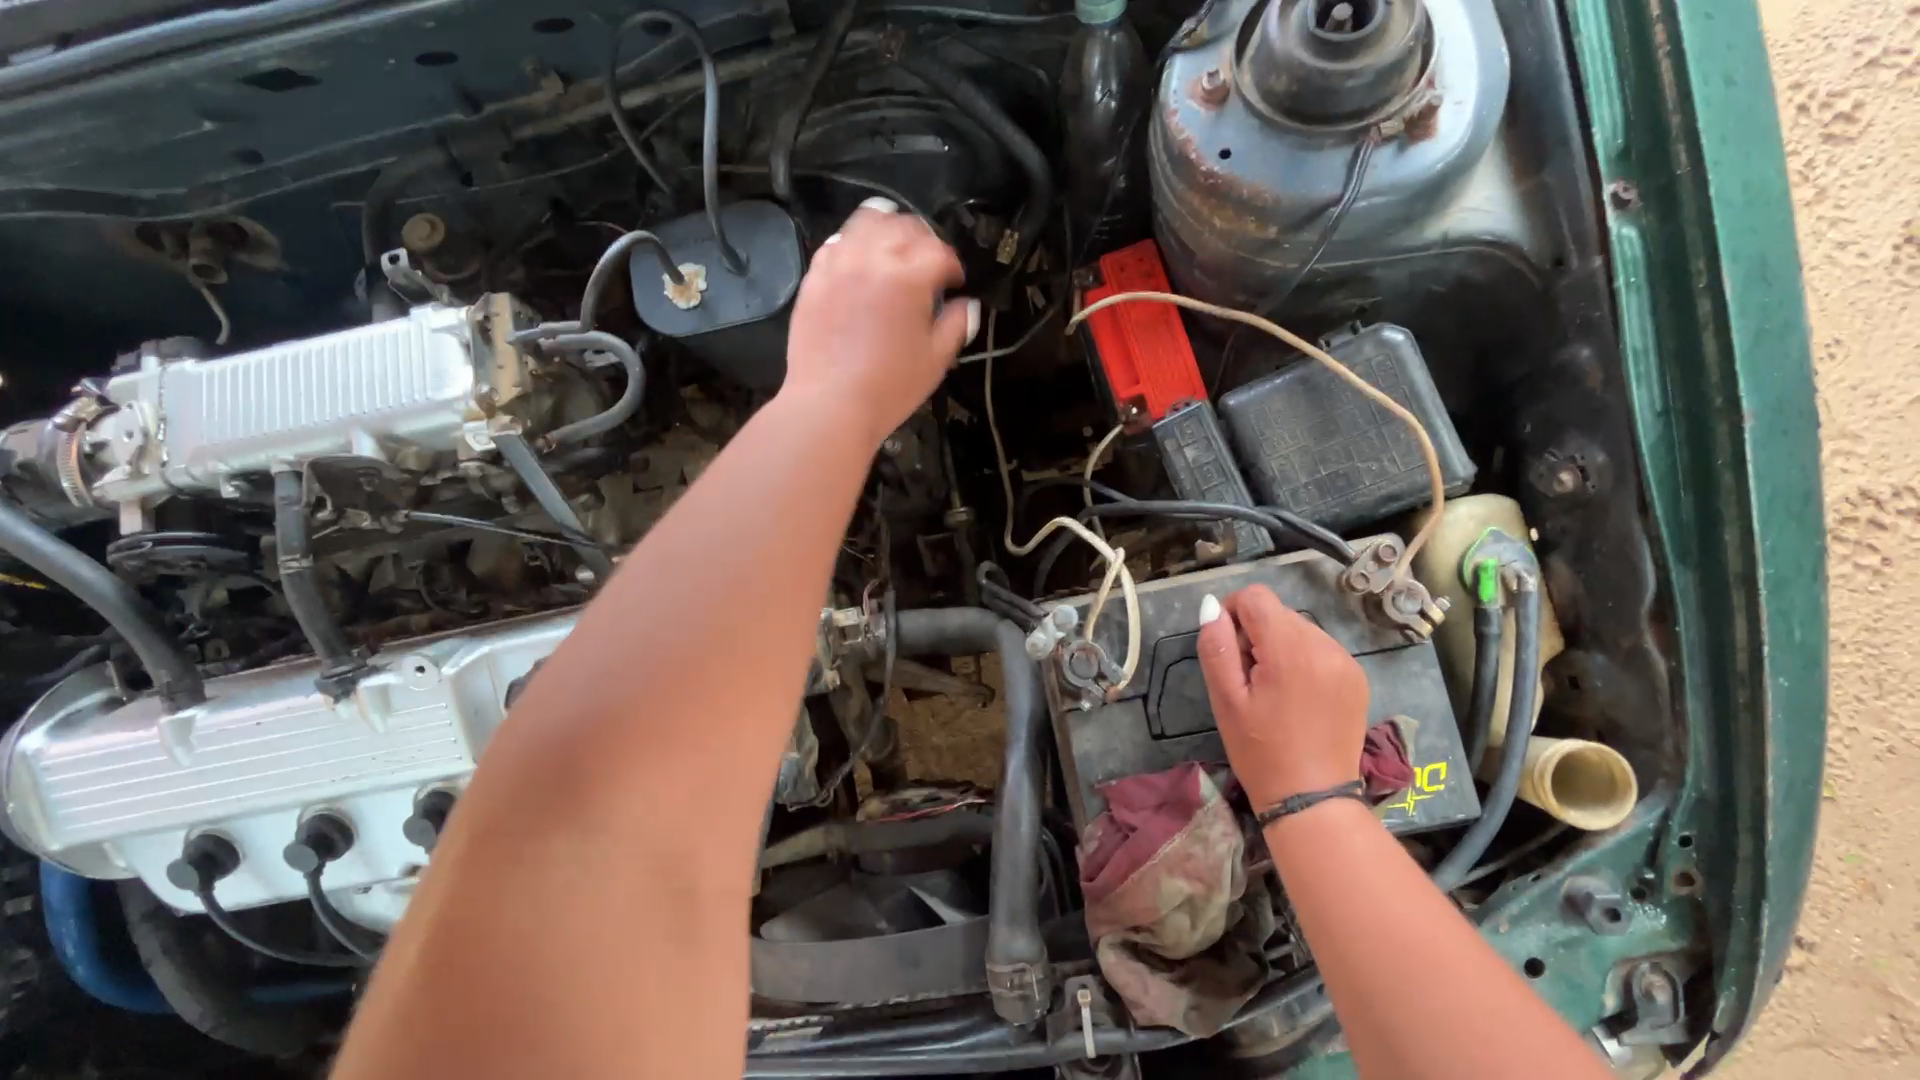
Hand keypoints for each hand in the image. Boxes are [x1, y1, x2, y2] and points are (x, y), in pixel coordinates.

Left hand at [780, 198, 980, 447]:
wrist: (829, 404)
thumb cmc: (889, 387)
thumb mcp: (936, 360)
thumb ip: (956, 325)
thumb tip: (966, 306)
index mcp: (909, 276)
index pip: (940, 252)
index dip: (953, 266)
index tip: (955, 283)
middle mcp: (872, 258)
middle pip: (904, 226)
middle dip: (923, 240)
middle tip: (929, 263)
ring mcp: (839, 264)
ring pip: (866, 223)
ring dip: (887, 230)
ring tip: (894, 251)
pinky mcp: (814, 278)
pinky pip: (836, 244)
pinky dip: (853, 245)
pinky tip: (859, 262)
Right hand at [1198, 585, 1369, 812]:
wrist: (1312, 798)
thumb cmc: (1260, 752)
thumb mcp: (1226, 700)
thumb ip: (1217, 647)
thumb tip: (1212, 608)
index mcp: (1290, 649)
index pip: (1256, 597)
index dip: (1232, 613)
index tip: (1227, 649)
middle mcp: (1324, 645)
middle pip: (1278, 613)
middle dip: (1256, 634)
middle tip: (1248, 680)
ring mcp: (1345, 661)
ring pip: (1299, 630)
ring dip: (1279, 647)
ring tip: (1272, 691)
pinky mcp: (1356, 678)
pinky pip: (1320, 650)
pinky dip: (1302, 661)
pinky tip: (1295, 698)